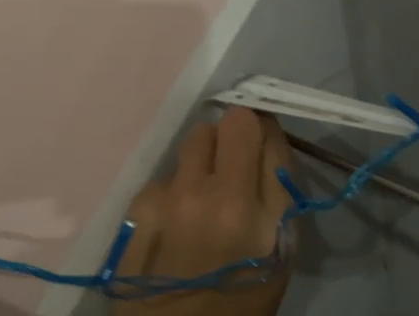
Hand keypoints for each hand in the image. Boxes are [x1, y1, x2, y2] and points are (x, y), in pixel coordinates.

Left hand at [112, 108, 293, 315]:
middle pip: (234, 122)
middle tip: (232, 158)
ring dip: (203, 156)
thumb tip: (267, 147)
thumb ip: (276, 199)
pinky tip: (172, 219)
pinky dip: (173, 188)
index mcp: (267, 220)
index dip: (266, 134)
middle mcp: (223, 199)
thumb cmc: (236, 307)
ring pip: (196, 137)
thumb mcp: (277, 259)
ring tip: (200, 191)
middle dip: (236, 133)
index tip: (261, 142)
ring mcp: (177, 197)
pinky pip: (166, 172)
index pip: (270, 138)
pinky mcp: (141, 204)